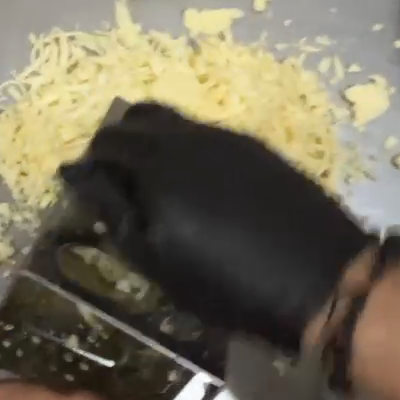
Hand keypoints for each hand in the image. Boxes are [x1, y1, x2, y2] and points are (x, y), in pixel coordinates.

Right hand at [60, 103, 369, 356]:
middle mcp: (187, 137)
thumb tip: (77, 175)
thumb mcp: (154, 257)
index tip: (85, 187)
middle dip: (116, 142)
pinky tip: (193, 184)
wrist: (322, 280)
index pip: (105, 144)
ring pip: (172, 121)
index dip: (89, 163)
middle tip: (114, 179)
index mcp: (156, 163)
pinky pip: (202, 133)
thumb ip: (112, 209)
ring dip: (150, 140)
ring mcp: (226, 137)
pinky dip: (182, 147)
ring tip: (151, 180)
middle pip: (137, 118)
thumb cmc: (224, 282)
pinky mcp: (255, 147)